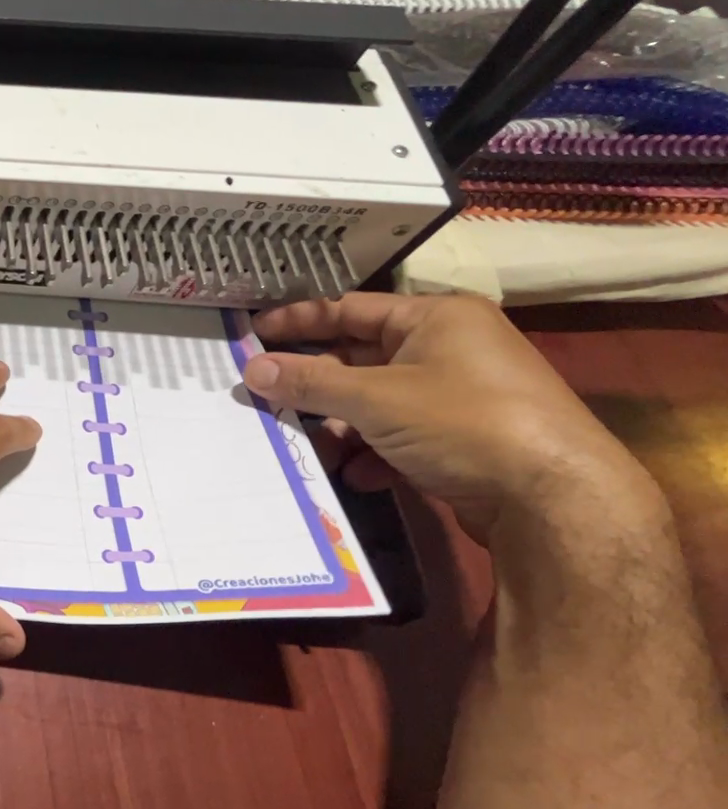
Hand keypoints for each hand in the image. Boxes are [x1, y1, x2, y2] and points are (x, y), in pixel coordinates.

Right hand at [242, 293, 658, 539]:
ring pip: (374, 401)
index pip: (349, 308)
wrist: (557, 500)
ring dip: (339, 425)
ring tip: (311, 446)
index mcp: (436, 319)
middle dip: (314, 383)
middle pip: (358, 358)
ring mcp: (457, 395)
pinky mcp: (462, 437)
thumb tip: (251, 369)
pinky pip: (397, 434)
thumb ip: (308, 382)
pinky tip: (358, 473)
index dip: (298, 320)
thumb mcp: (374, 398)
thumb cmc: (464, 423)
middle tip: (265, 394)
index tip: (252, 333)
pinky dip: (372, 452)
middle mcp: (449, 349)